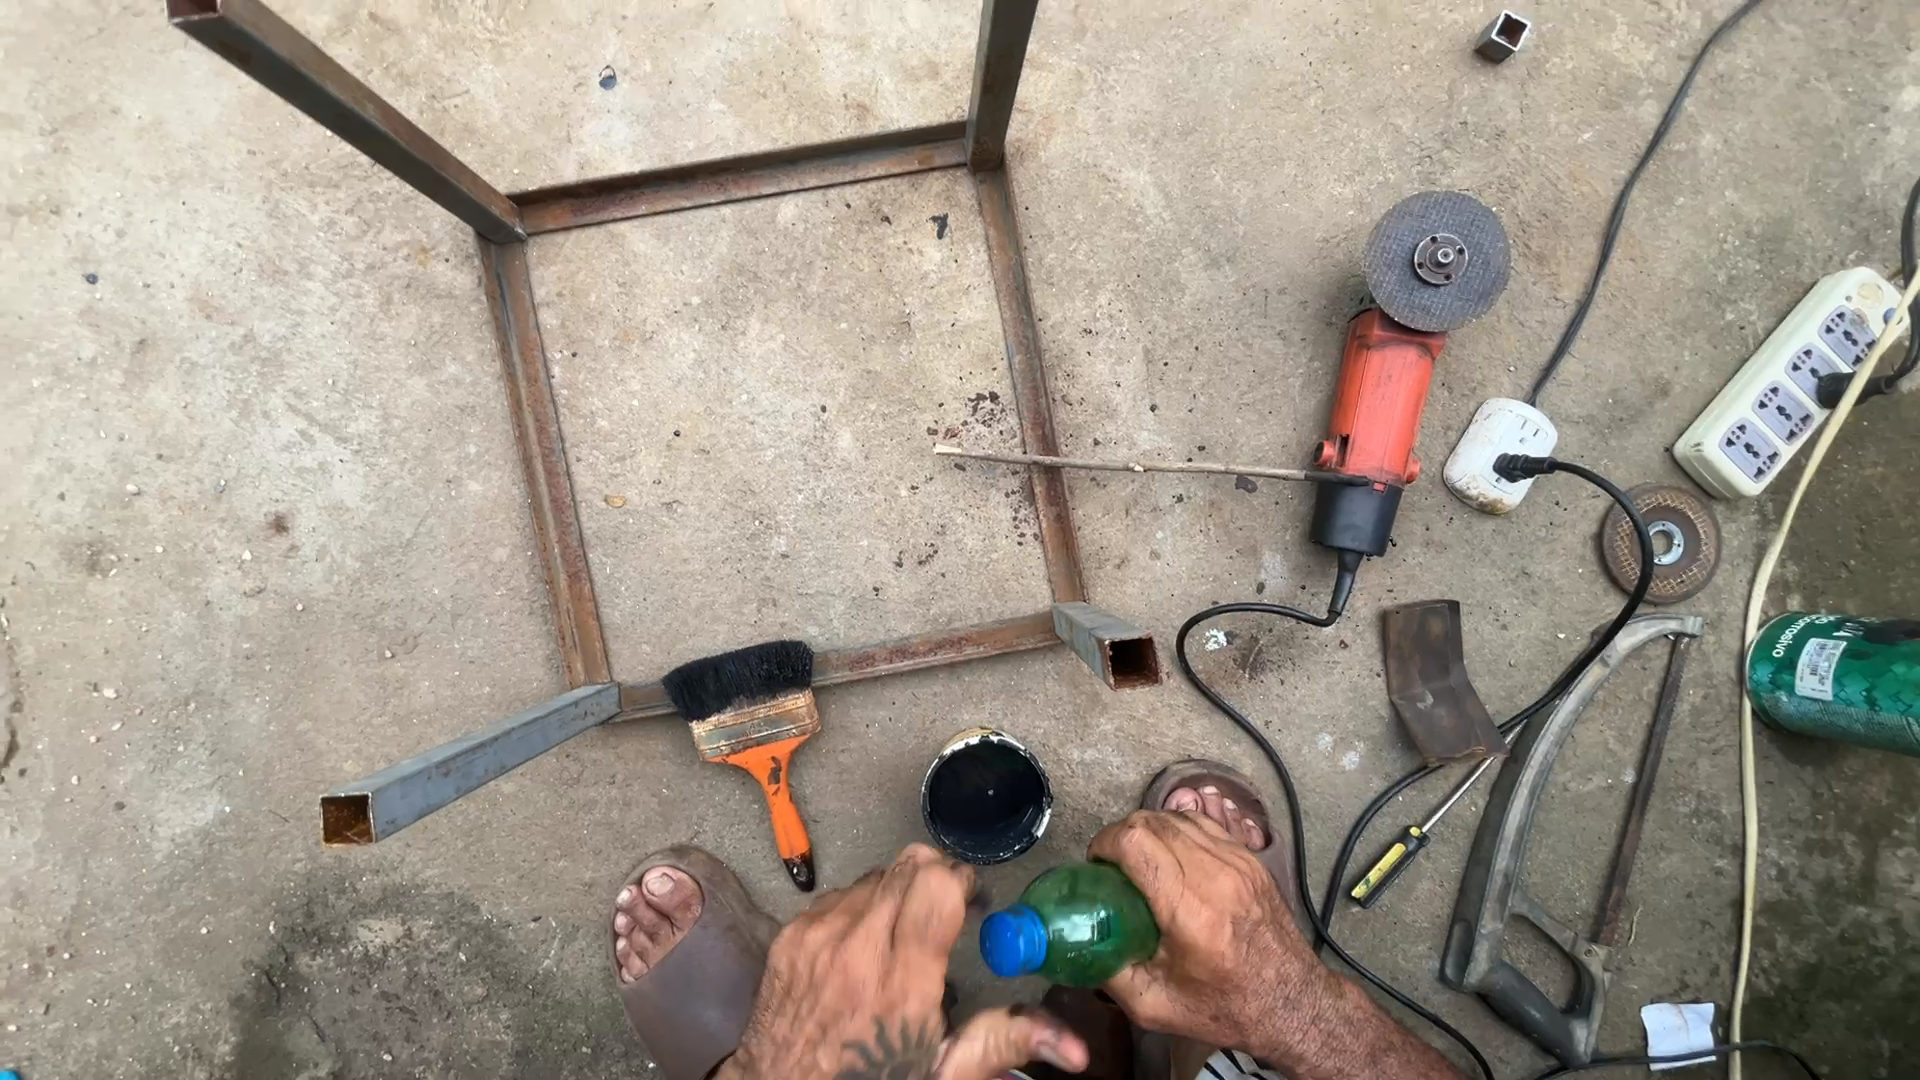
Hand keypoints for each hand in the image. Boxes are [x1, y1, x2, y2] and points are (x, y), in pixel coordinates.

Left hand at [721, 843, 1088, 1079]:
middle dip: (933, 875)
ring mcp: (817, 937)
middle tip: (942, 905)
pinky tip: (860, 945)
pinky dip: (856, 908)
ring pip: (873, 876)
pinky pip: (837, 896)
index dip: (960, 880)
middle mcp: (857, 948)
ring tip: (899, 933)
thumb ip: (1002, 1042)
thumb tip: (1075, 1049)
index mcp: (901, 983)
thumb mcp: (943, 1076)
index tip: (969, 897)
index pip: (937, 885)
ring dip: (894, 892)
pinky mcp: (789, 937)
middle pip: (907, 865)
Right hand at [1089, 810, 1336, 1058]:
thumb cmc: (1224, 1006)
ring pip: (1174, 814)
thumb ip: (1109, 971)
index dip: (1106, 843)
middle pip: (1150, 821)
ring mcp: (1236, 859)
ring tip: (1141, 858)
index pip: (1136, 842)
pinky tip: (1170, 852)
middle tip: (1114, 864)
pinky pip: (1200, 820)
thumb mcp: (1154, 1006)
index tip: (1098, 865)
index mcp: (1189, 911)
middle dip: (1121, 834)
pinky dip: (1175, 827)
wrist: (1294, 1002)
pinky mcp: (1248, 855)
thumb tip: (1076, 938)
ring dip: (1147, 829)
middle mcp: (1214, 875)